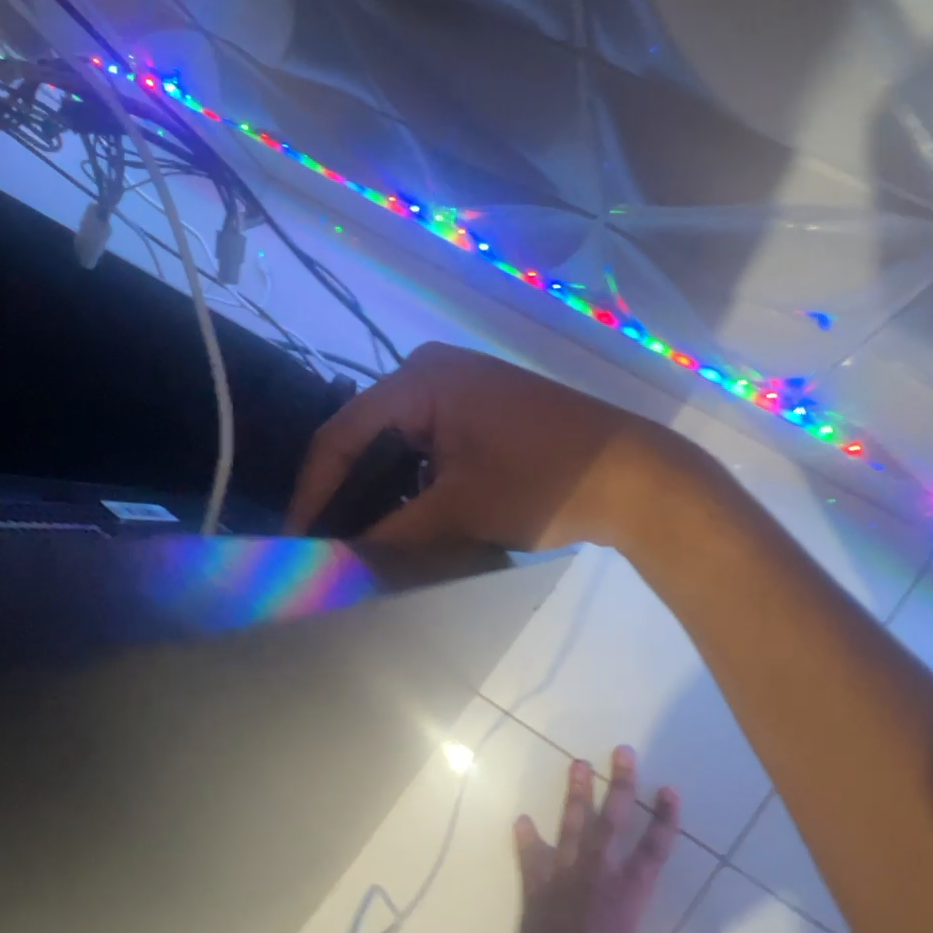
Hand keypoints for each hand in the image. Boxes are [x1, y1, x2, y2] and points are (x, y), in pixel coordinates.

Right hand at [285, 342, 717, 550]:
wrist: (636, 478)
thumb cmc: (543, 483)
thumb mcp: (459, 510)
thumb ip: (390, 533)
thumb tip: (337, 560)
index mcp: (420, 379)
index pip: (342, 435)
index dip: (314, 492)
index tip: (296, 542)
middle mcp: (433, 372)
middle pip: (367, 437)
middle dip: (346, 494)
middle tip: (325, 546)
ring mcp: (462, 389)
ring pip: (399, 446)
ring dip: (380, 493)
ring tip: (359, 542)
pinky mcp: (484, 412)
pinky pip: (429, 447)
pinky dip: (414, 484)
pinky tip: (403, 522)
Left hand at [468, 747, 709, 932]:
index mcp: (626, 898)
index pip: (652, 851)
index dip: (664, 820)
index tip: (669, 789)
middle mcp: (595, 878)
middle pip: (610, 823)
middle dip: (619, 785)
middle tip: (621, 751)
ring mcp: (561, 880)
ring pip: (571, 827)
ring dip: (575, 794)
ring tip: (576, 762)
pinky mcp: (535, 890)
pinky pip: (530, 858)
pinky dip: (526, 840)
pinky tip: (521, 820)